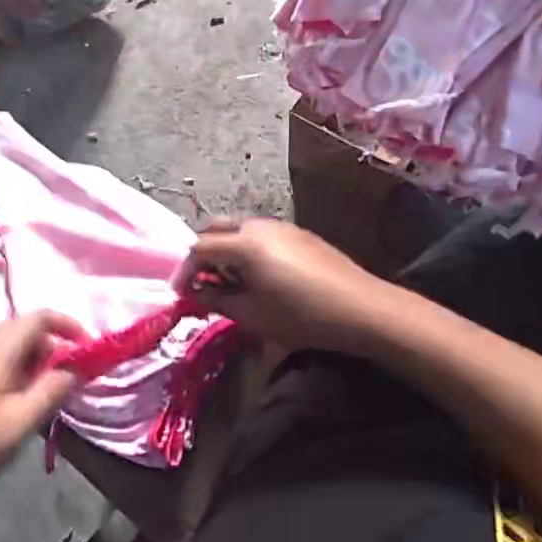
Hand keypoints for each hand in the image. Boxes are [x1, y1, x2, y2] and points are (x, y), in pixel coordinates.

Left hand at [0, 311, 82, 501]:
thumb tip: (72, 371)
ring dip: (34, 364)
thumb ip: (51, 392)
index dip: (69, 326)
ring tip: (44, 398)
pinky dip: (14, 374)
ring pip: (8, 349)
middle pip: (25, 330)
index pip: (41, 316)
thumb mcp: (18, 423)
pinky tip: (12, 409)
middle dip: (54, 348)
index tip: (87, 351)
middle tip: (68, 381)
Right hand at [176, 218, 402, 354]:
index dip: (185, 270)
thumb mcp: (251, 314)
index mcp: (244, 242)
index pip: (200, 247)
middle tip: (202, 283)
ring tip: (230, 282)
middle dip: (204, 253)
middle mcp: (260, 225)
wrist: (359, 308)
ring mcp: (282, 226)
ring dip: (227, 250)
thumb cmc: (301, 316)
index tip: (181, 293)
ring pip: (241, 229)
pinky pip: (262, 235)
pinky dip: (248, 249)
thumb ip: (216, 300)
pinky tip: (259, 276)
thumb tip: (195, 293)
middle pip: (218, 229)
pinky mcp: (300, 234)